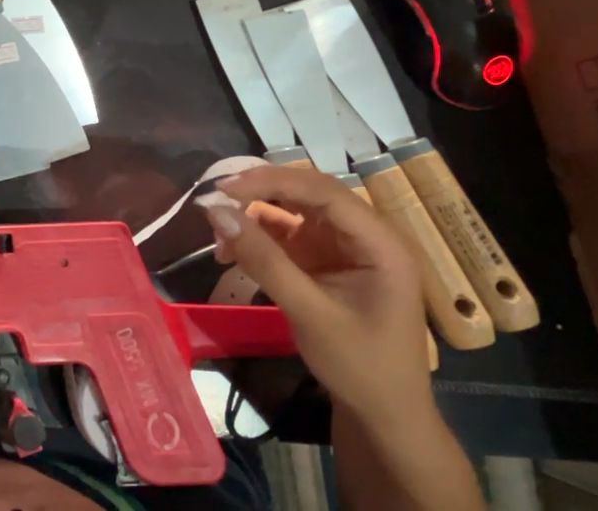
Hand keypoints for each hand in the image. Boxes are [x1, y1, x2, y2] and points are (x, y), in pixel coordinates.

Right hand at [208, 166, 429, 418]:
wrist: (382, 415)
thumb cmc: (359, 365)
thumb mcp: (308, 312)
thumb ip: (263, 259)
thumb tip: (214, 211)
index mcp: (380, 244)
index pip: (324, 191)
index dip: (273, 181)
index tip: (225, 188)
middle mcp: (364, 236)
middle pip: (308, 193)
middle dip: (259, 192)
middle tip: (214, 200)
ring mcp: (343, 247)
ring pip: (292, 210)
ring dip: (253, 215)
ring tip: (218, 235)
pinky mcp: (324, 261)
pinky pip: (286, 234)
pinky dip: (256, 237)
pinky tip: (229, 251)